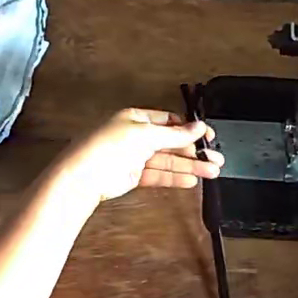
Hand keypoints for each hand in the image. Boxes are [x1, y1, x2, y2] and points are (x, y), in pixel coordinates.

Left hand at [47, 109, 223, 204]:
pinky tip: (191, 179)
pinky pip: (158, 175)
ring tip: (211, 172)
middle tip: (215, 158)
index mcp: (136, 118)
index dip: (190, 129)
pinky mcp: (131, 176)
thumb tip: (197, 126)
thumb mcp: (146, 134)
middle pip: (171, 143)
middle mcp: (134, 136)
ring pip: (167, 161)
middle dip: (194, 151)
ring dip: (190, 166)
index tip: (208, 137)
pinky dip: (175, 177)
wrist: (82, 176)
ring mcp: (133, 157)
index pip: (169, 121)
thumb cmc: (103, 148)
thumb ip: (175, 134)